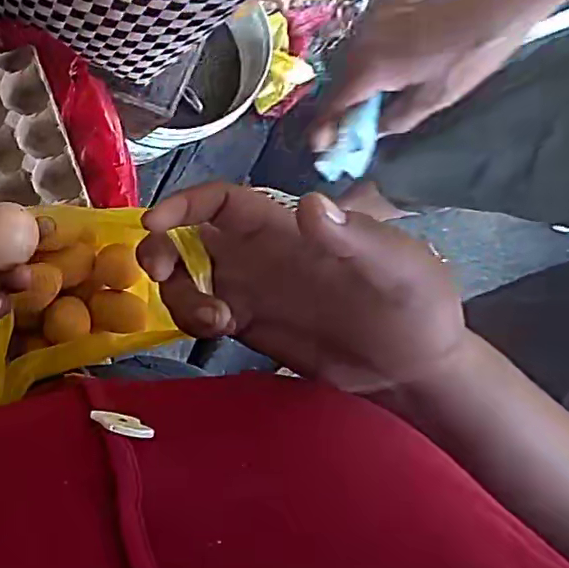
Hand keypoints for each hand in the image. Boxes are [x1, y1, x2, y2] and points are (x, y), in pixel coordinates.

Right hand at [138, 183, 469, 390]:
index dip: (183, 204)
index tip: (154, 222)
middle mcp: (255, 254)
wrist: (412, 365)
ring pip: (184, 279)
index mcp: (282, 228)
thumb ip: (354, 238)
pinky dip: (192, 320)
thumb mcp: (397, 267)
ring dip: (178, 295)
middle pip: (186, 238)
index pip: (220, 202)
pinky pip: (198, 314)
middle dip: (159, 249)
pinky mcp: (245, 324)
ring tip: (214, 321)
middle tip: (159, 275)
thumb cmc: (414, 304)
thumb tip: (308, 205)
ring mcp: (247, 290)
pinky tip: (222, 331)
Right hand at [307, 0, 561, 149]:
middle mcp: (358, 43)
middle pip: (337, 82)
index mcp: (368, 69)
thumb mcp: (434, 100)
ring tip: (376, 88)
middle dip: (341, 103)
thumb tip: (370, 132)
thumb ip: (393, 121)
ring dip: (355, 77)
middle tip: (353, 121)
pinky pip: (364, 36)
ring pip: (349, 58)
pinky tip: (392, 54)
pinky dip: (369, 51)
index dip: (323, 128)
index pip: (331, 106)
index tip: (320, 145)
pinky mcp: (382, 3)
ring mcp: (368, 19)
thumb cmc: (469, 55)